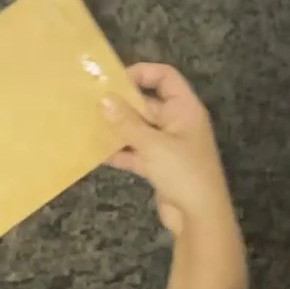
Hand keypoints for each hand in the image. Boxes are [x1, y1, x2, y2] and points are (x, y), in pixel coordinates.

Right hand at [101, 64, 234, 234]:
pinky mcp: (160, 166)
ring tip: (90, 124)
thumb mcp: (152, 144)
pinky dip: (121, 152)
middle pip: (148, 103)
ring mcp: (169, 145)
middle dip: (122, 103)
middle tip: (92, 102)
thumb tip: (104, 99)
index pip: (165, 77)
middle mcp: (178, 123)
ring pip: (139, 129)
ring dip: (118, 128)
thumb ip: (126, 122)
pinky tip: (98, 153)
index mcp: (184, 109)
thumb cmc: (183, 172)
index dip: (142, 72)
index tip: (115, 79)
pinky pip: (137, 152)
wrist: (199, 215)